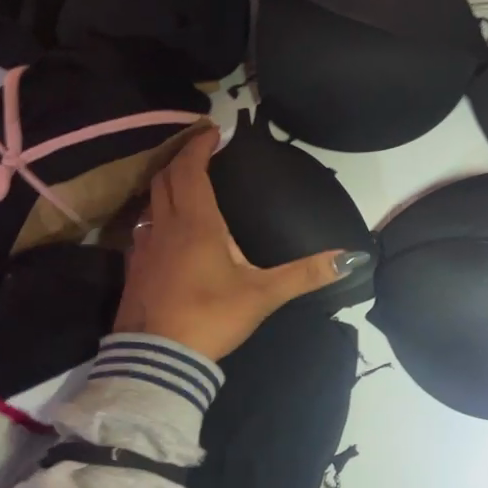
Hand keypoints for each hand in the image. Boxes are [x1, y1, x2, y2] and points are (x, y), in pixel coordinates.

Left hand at [114, 127, 362, 360]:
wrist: (158, 357)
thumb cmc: (212, 317)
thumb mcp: (265, 295)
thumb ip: (307, 274)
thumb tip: (353, 258)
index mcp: (197, 224)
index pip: (192, 170)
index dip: (200, 145)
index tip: (213, 129)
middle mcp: (165, 226)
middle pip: (165, 178)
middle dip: (182, 158)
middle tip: (201, 150)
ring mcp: (144, 247)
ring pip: (150, 202)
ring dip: (167, 185)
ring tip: (187, 184)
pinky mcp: (135, 269)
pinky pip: (144, 227)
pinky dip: (157, 214)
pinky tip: (169, 230)